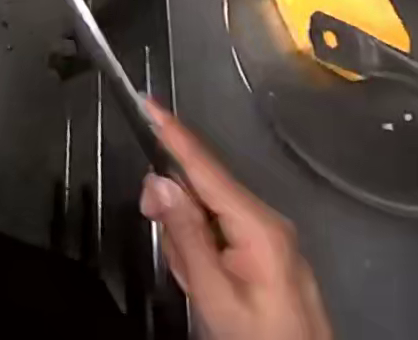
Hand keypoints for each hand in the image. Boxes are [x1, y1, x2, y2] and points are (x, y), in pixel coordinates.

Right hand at [141, 102, 332, 339]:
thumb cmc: (258, 339)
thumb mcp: (215, 296)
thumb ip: (185, 236)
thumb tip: (159, 179)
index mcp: (258, 223)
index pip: (206, 166)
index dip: (174, 134)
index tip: (149, 101)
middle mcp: (266, 217)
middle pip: (202, 187)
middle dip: (176, 211)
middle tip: (169, 251)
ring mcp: (269, 233)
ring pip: (207, 210)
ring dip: (188, 240)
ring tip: (195, 282)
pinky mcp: (266, 249)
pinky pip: (219, 229)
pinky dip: (201, 249)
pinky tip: (206, 280)